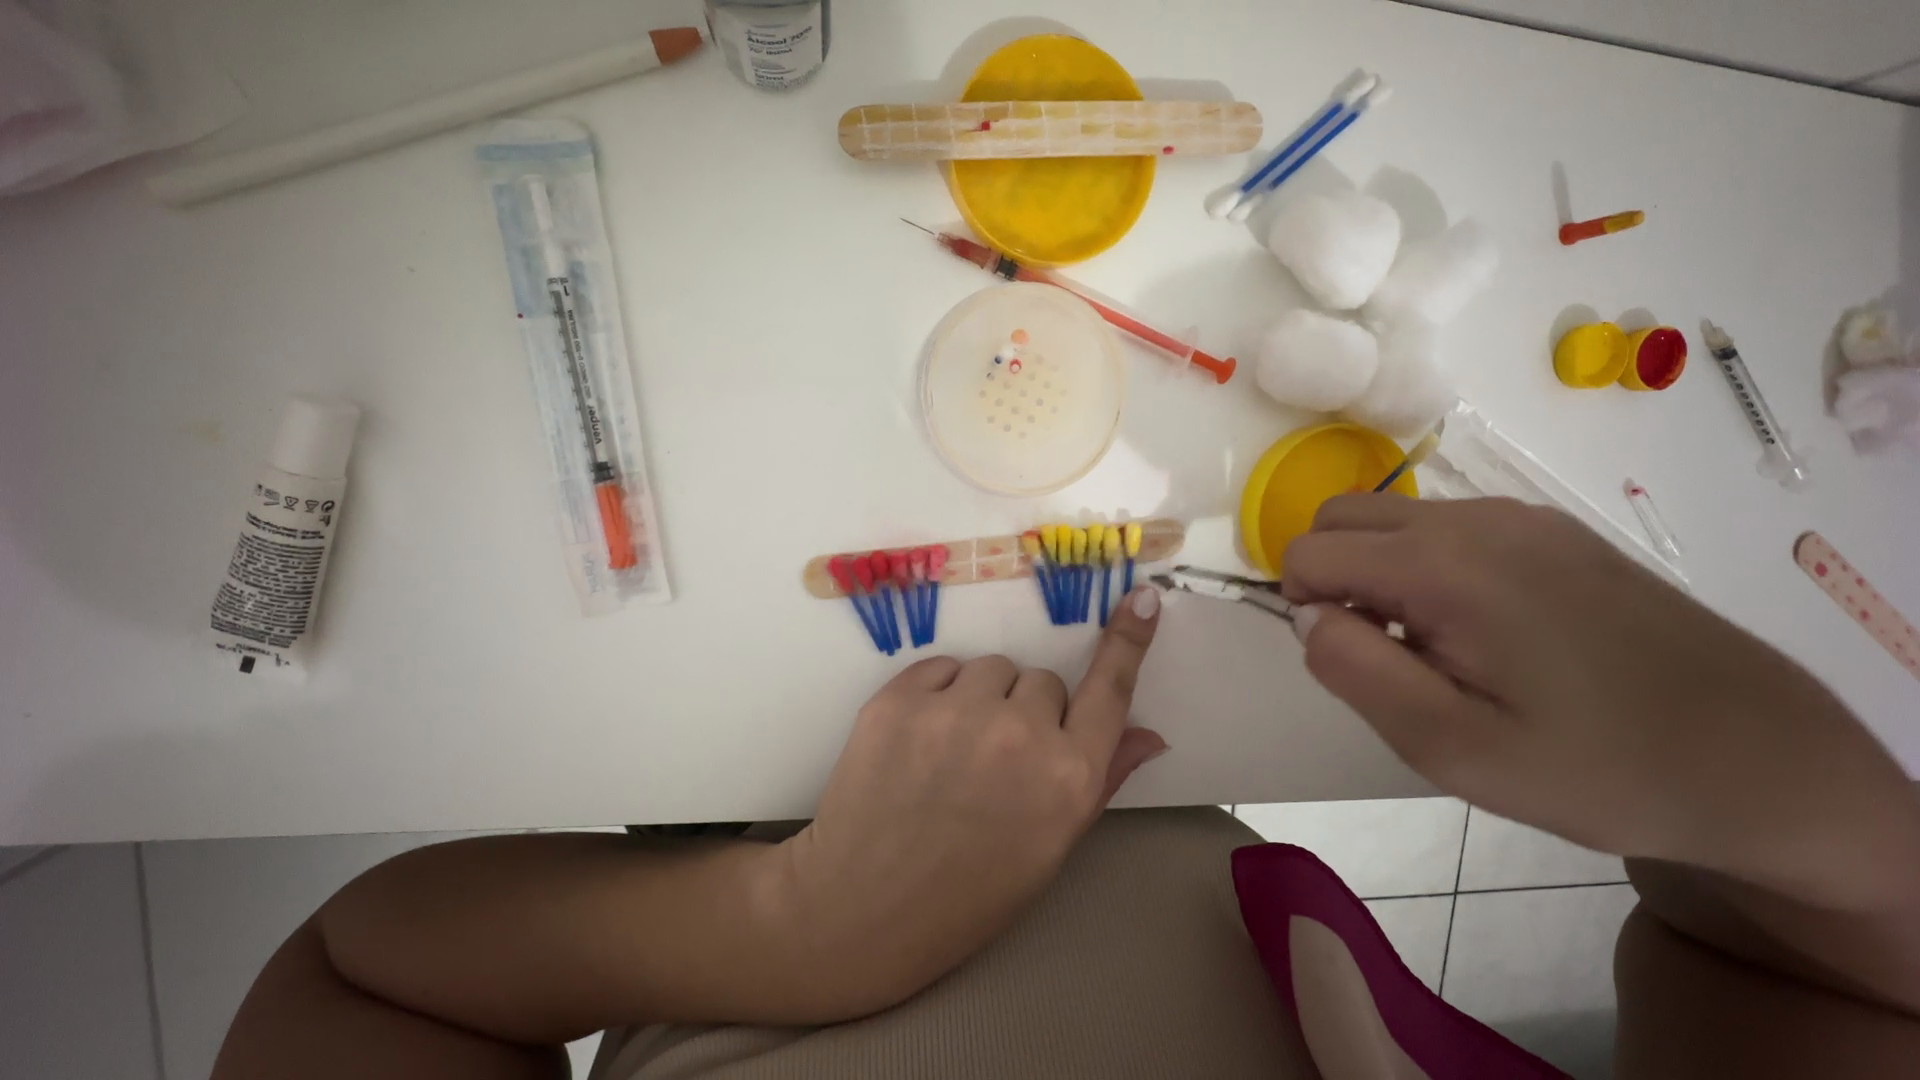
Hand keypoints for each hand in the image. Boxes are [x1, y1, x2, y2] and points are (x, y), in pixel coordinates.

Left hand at [772, 587, 1166, 1016]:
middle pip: (1041, 681)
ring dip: (981, 698)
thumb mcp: (1051, 849)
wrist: (864, 908)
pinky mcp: (898, 700)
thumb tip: (1150, 734)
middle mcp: (1018, 734)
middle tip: (996, 761)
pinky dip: (937, 693)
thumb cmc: (969, 892)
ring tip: (954, 752)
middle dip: (1028, 710)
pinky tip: (921, 740)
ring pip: (990, 669)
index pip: (1110, 691)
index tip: (1142, 599)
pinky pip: (940, 668)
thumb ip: (1101, 781)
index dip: (1127, 642)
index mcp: (1067, 778)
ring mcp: (954, 712)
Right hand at [1282, 495, 1919, 908]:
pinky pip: (1447, 526)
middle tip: (1385, 652)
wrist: (1762, 759)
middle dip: (1331, 577)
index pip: (1308, 551)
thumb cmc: (1595, 767)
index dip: (1305, 607)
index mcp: (1444, 567)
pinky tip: (1484, 630)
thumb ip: (1355, 671)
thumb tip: (1307, 615)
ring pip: (1392, 517)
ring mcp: (1522, 518)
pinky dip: (1426, 564)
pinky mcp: (1554, 531)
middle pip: (1341, 516)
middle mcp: (1476, 520)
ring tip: (1436, 647)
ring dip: (1378, 571)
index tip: (1359, 662)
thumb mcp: (1452, 748)